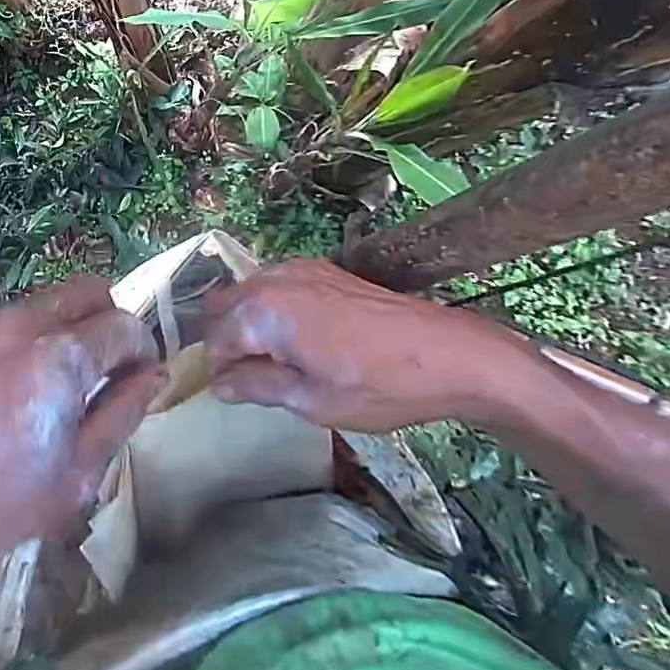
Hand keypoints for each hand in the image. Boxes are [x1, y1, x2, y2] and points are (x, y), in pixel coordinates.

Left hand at [0, 275, 162, 582]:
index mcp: (57, 357)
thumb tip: (155, 374)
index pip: (123, 325)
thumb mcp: (81, 470)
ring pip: (53, 299)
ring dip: (74, 325)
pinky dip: (39, 332)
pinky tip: (28, 381)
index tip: (141, 379)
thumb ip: (123, 411)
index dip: (143, 349)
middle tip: (110, 373)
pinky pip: (19, 315)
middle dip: (111, 322)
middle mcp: (22, 323)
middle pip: (89, 290)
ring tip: (68, 381)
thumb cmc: (6, 503)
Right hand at [201, 258, 541, 431]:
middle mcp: (271, 280)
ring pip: (244, 293)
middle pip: (221, 308)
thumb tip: (219, 385)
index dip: (219, 370)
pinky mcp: (319, 268)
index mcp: (263, 311)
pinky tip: (292, 334)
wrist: (453, 354)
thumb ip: (257, 387)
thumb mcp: (312, 401)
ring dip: (244, 322)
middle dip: (224, 340)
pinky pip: (272, 284)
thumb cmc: (380, 385)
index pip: (216, 340)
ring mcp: (296, 269)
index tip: (233, 393)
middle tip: (247, 376)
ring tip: (270, 358)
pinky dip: (267, 307)